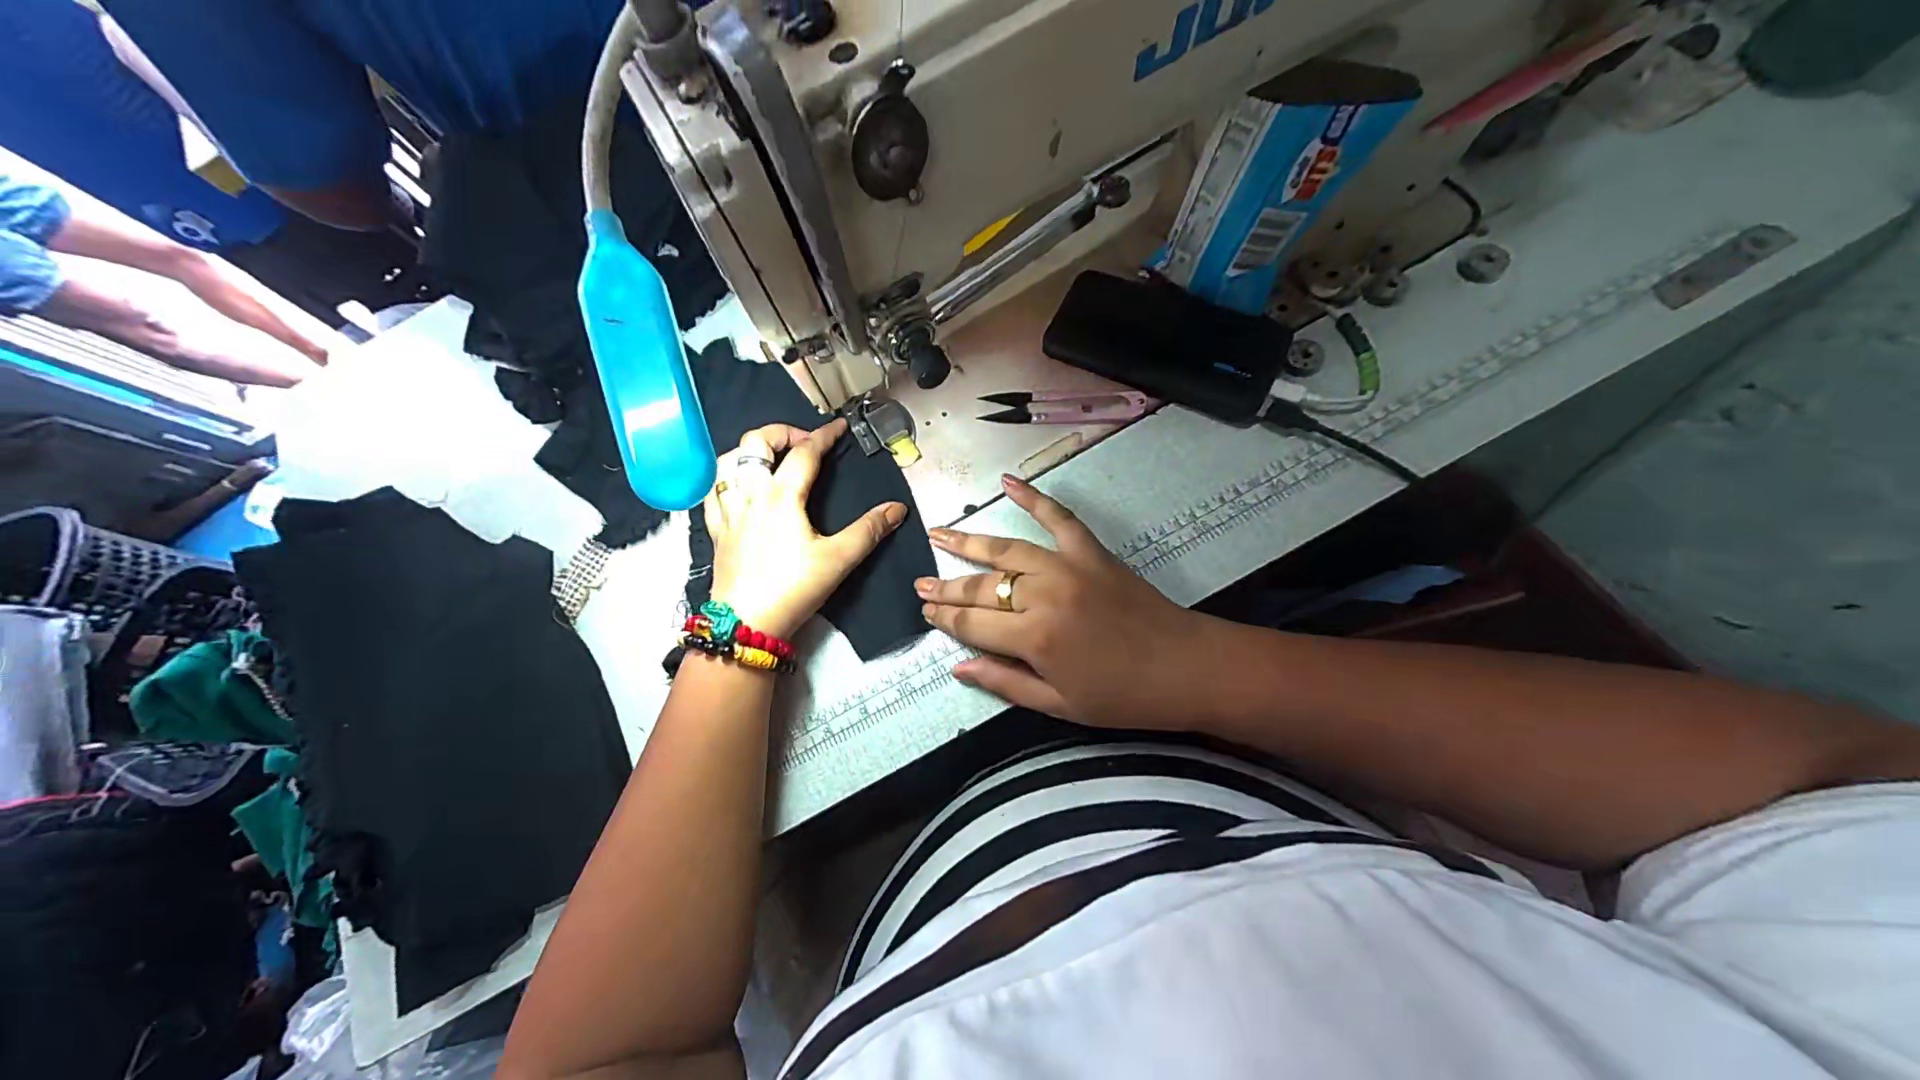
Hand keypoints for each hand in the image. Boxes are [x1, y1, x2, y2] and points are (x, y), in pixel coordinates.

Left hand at [706, 419, 908, 639]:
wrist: (746, 622)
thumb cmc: (793, 589)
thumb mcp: (839, 560)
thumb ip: (869, 530)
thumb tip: (896, 509)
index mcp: (781, 496)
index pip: (804, 452)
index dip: (824, 435)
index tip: (838, 428)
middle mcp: (750, 494)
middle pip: (756, 442)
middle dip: (781, 433)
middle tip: (803, 443)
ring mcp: (729, 510)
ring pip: (727, 460)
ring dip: (749, 451)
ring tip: (769, 459)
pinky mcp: (717, 529)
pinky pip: (712, 491)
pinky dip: (725, 478)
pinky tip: (736, 486)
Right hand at [917, 474, 1210, 728]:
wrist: (1186, 667)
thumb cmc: (1123, 696)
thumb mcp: (1060, 705)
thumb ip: (1005, 683)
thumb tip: (958, 668)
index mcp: (1033, 639)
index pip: (972, 625)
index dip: (944, 620)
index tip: (924, 613)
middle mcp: (1043, 595)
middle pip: (982, 587)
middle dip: (946, 588)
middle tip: (919, 584)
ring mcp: (1068, 567)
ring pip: (1007, 550)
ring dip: (969, 543)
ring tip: (938, 535)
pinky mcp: (1091, 552)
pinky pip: (1058, 518)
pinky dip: (1034, 497)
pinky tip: (1008, 482)